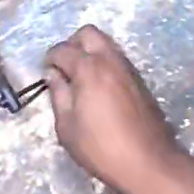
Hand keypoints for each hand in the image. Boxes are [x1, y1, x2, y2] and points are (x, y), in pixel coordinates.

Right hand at [45, 26, 193, 193]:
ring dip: (89, 51)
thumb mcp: (68, 127)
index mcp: (89, 68)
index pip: (63, 49)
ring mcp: (127, 66)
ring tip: (79, 79)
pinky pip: (116, 57)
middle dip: (71, 44)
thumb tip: (53, 74)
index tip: (45, 73)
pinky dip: (103, 61)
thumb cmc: (101, 147)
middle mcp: (110, 59)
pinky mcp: (138, 77)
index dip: (50, 58)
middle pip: (88, 33)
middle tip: (64, 69)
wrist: (148, 160)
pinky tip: (97, 87)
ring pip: (105, 42)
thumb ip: (58, 95)